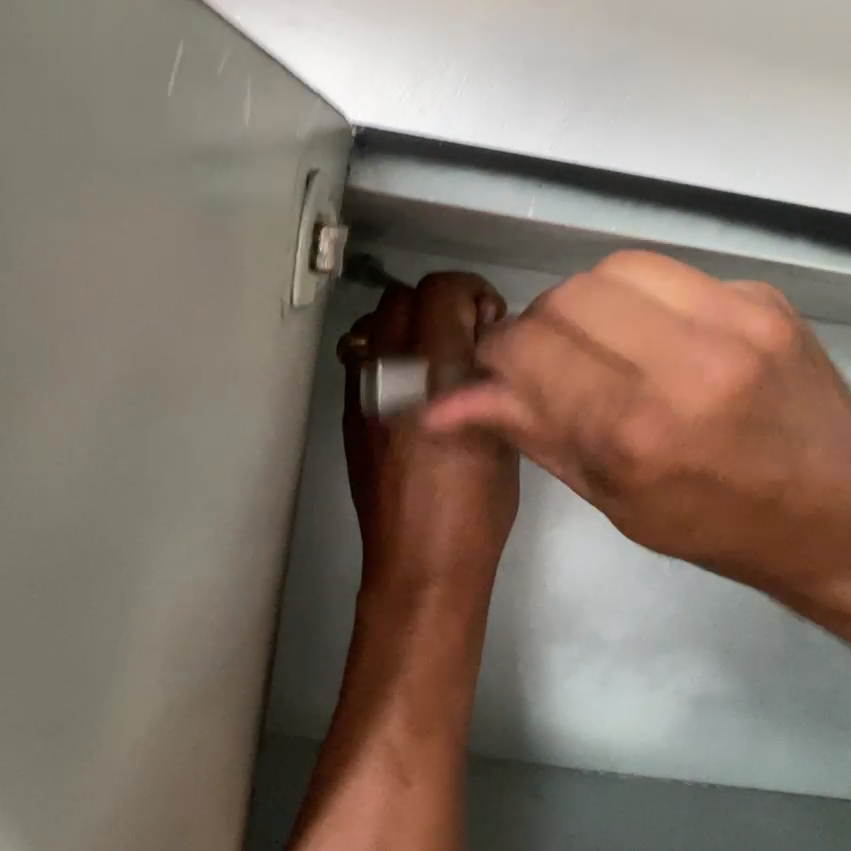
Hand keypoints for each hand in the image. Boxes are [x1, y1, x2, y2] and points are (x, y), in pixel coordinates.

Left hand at [339, 273, 518, 599]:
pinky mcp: (349, 415)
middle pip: (402, 298)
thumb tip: (484, 346)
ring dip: (407, 326)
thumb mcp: (502, 434)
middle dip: (438, 304)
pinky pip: (361, 359)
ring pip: (374, 324)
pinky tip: (410, 388)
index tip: (489, 321)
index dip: (471, 293)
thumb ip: (490, 378)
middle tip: (464, 338)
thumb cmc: (476, 506)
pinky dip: (385, 354)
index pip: (441, 289)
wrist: (421, 561)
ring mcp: (362, 393)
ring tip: (433, 360)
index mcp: (435, 372)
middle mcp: (389, 371)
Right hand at [426, 251, 850, 598]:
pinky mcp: (764, 299)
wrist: (842, 514)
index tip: (496, 376)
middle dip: (537, 328)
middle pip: (565, 299)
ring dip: (584, 305)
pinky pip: (668, 274)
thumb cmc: (713, 527)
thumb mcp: (610, 496)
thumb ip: (531, 433)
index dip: (495, 358)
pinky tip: (653, 338)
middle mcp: (686, 364)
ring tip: (597, 344)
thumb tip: (446, 403)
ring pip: (612, 270)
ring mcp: (735, 322)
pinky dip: (637, 300)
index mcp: (639, 430)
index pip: (528, 350)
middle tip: (546, 363)